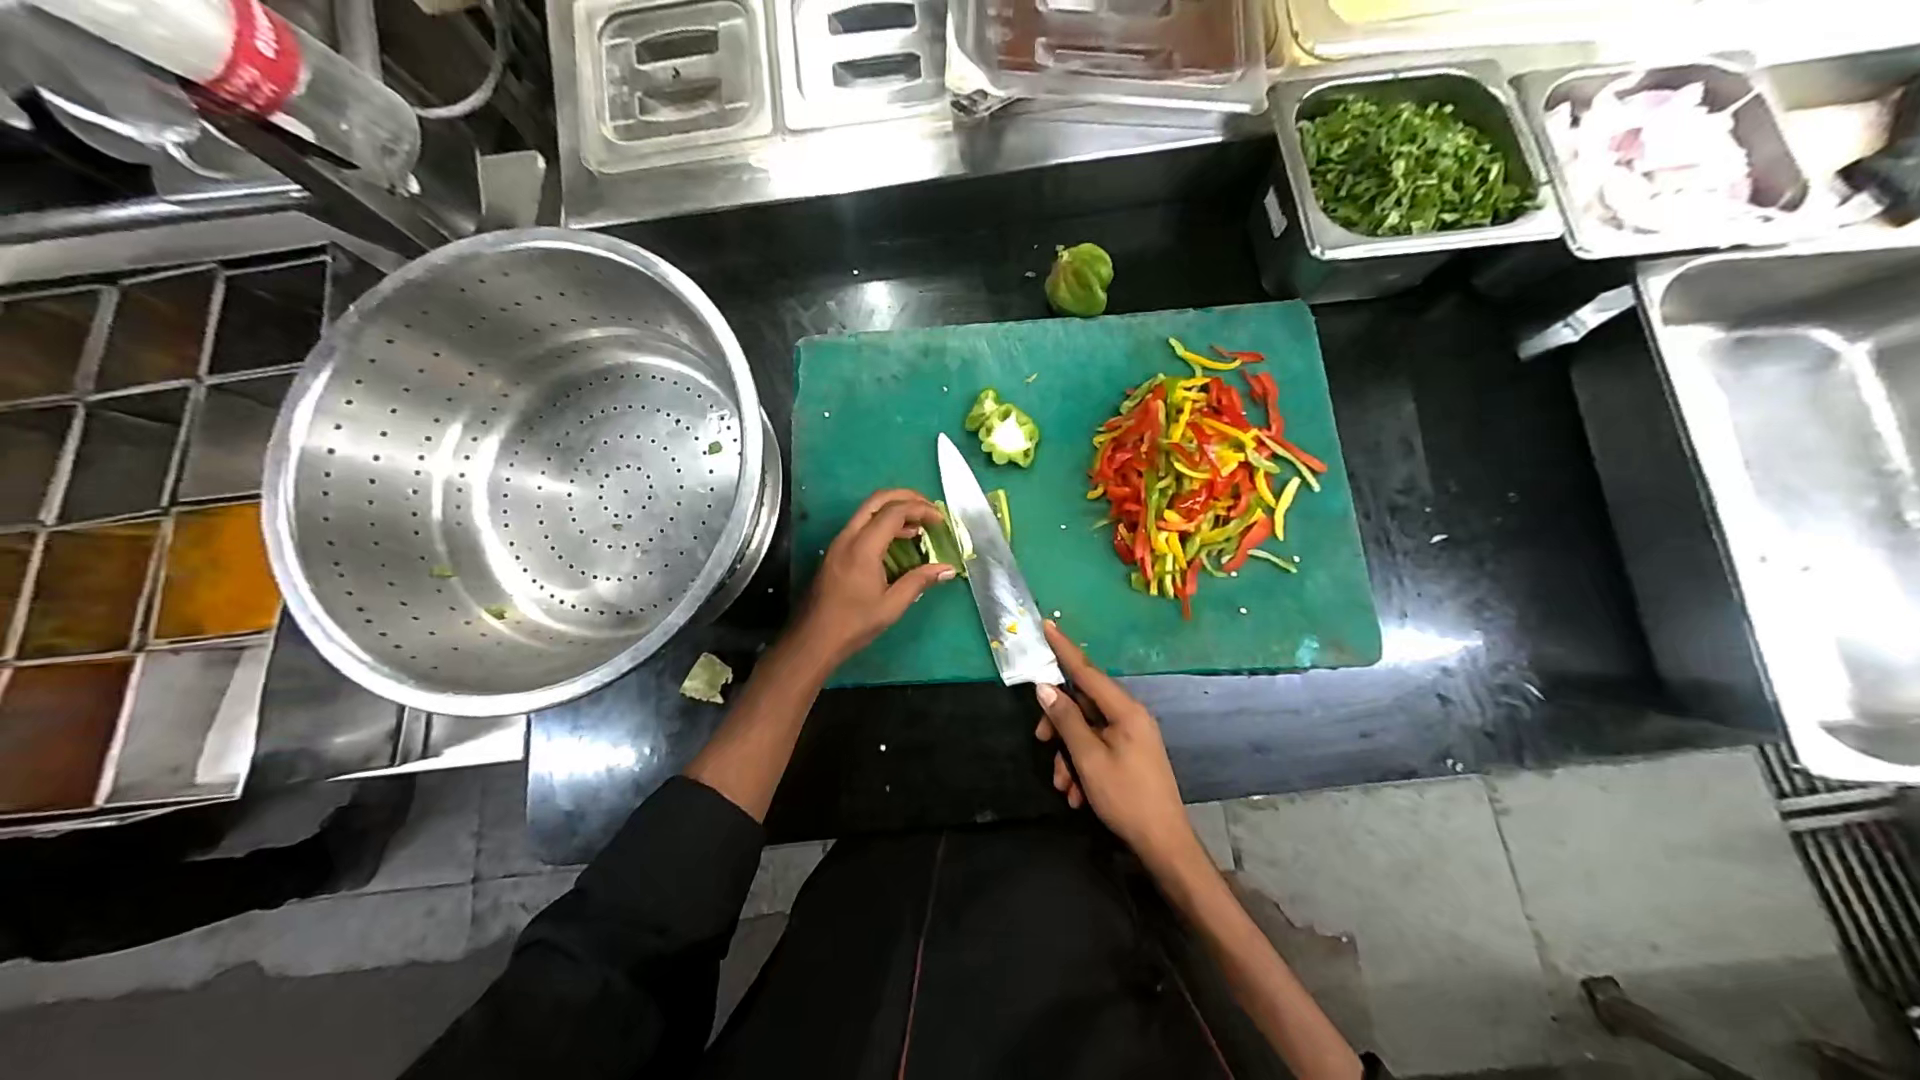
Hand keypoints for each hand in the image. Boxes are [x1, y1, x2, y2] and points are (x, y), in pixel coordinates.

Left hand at [792, 488, 955, 665]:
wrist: (813, 639)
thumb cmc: (853, 624)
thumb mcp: (892, 605)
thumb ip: (919, 581)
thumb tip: (948, 569)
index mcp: (863, 547)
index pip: (894, 512)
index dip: (921, 510)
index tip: (940, 520)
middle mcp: (848, 537)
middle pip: (878, 499)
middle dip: (907, 498)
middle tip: (930, 509)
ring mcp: (839, 542)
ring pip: (868, 510)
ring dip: (895, 509)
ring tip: (919, 525)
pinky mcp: (836, 551)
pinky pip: (862, 524)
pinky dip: (883, 522)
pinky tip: (899, 539)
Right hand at [1033, 621, 1201, 871]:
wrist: (1162, 843)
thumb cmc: (1126, 796)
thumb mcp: (1088, 758)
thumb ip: (1066, 720)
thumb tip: (1045, 688)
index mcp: (1124, 710)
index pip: (1087, 671)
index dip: (1064, 649)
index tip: (1048, 625)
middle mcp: (1129, 716)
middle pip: (1081, 705)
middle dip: (1058, 726)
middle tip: (1041, 743)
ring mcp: (1130, 736)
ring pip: (1085, 731)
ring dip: (1068, 755)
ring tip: (1065, 786)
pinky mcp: (1129, 755)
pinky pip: (1096, 749)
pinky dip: (1081, 767)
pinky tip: (1077, 795)